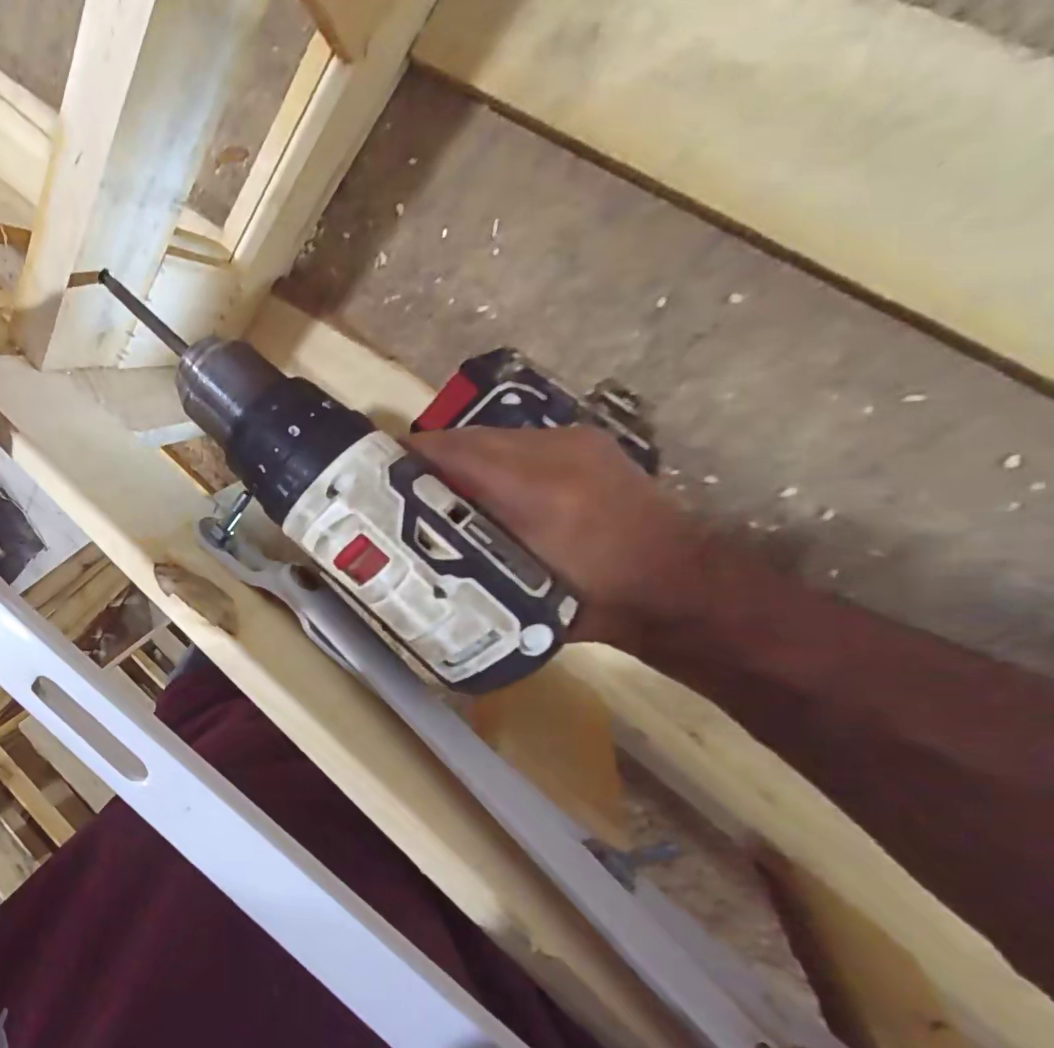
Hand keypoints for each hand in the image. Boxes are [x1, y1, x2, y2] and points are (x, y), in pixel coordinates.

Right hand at [406, 425, 711, 648]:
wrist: (677, 587)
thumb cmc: (594, 605)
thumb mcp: (517, 590)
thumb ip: (468, 553)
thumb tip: (416, 537)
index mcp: (536, 492)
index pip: (453, 453)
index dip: (409, 459)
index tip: (375, 475)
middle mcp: (554, 452)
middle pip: (469, 438)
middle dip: (430, 458)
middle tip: (400, 487)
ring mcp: (574, 441)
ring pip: (494, 437)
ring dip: (462, 457)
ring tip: (439, 489)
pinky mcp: (587, 442)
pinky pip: (521, 442)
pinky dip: (493, 459)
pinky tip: (487, 487)